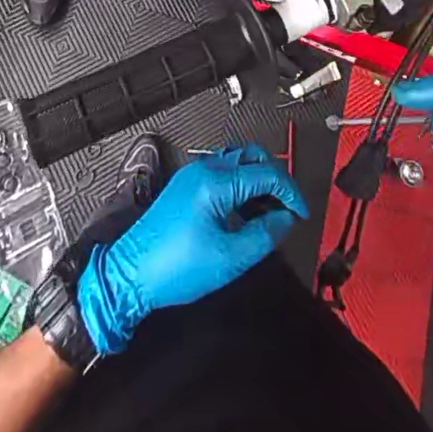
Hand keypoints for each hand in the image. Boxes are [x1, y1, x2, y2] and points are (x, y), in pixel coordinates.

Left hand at [77, 144, 307, 354]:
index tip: (300, 214)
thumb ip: (266, 234)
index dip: (291, 194)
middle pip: (252, 156)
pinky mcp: (185, 186)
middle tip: (286, 207)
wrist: (132, 275)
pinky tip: (244, 211)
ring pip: (236, 162)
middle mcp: (203, 171)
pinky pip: (221, 173)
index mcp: (215, 183)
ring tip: (267, 212)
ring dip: (257, 179)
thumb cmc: (175, 268)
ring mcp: (191, 176)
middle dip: (276, 179)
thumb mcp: (231, 258)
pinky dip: (240, 184)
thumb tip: (285, 219)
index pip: (267, 174)